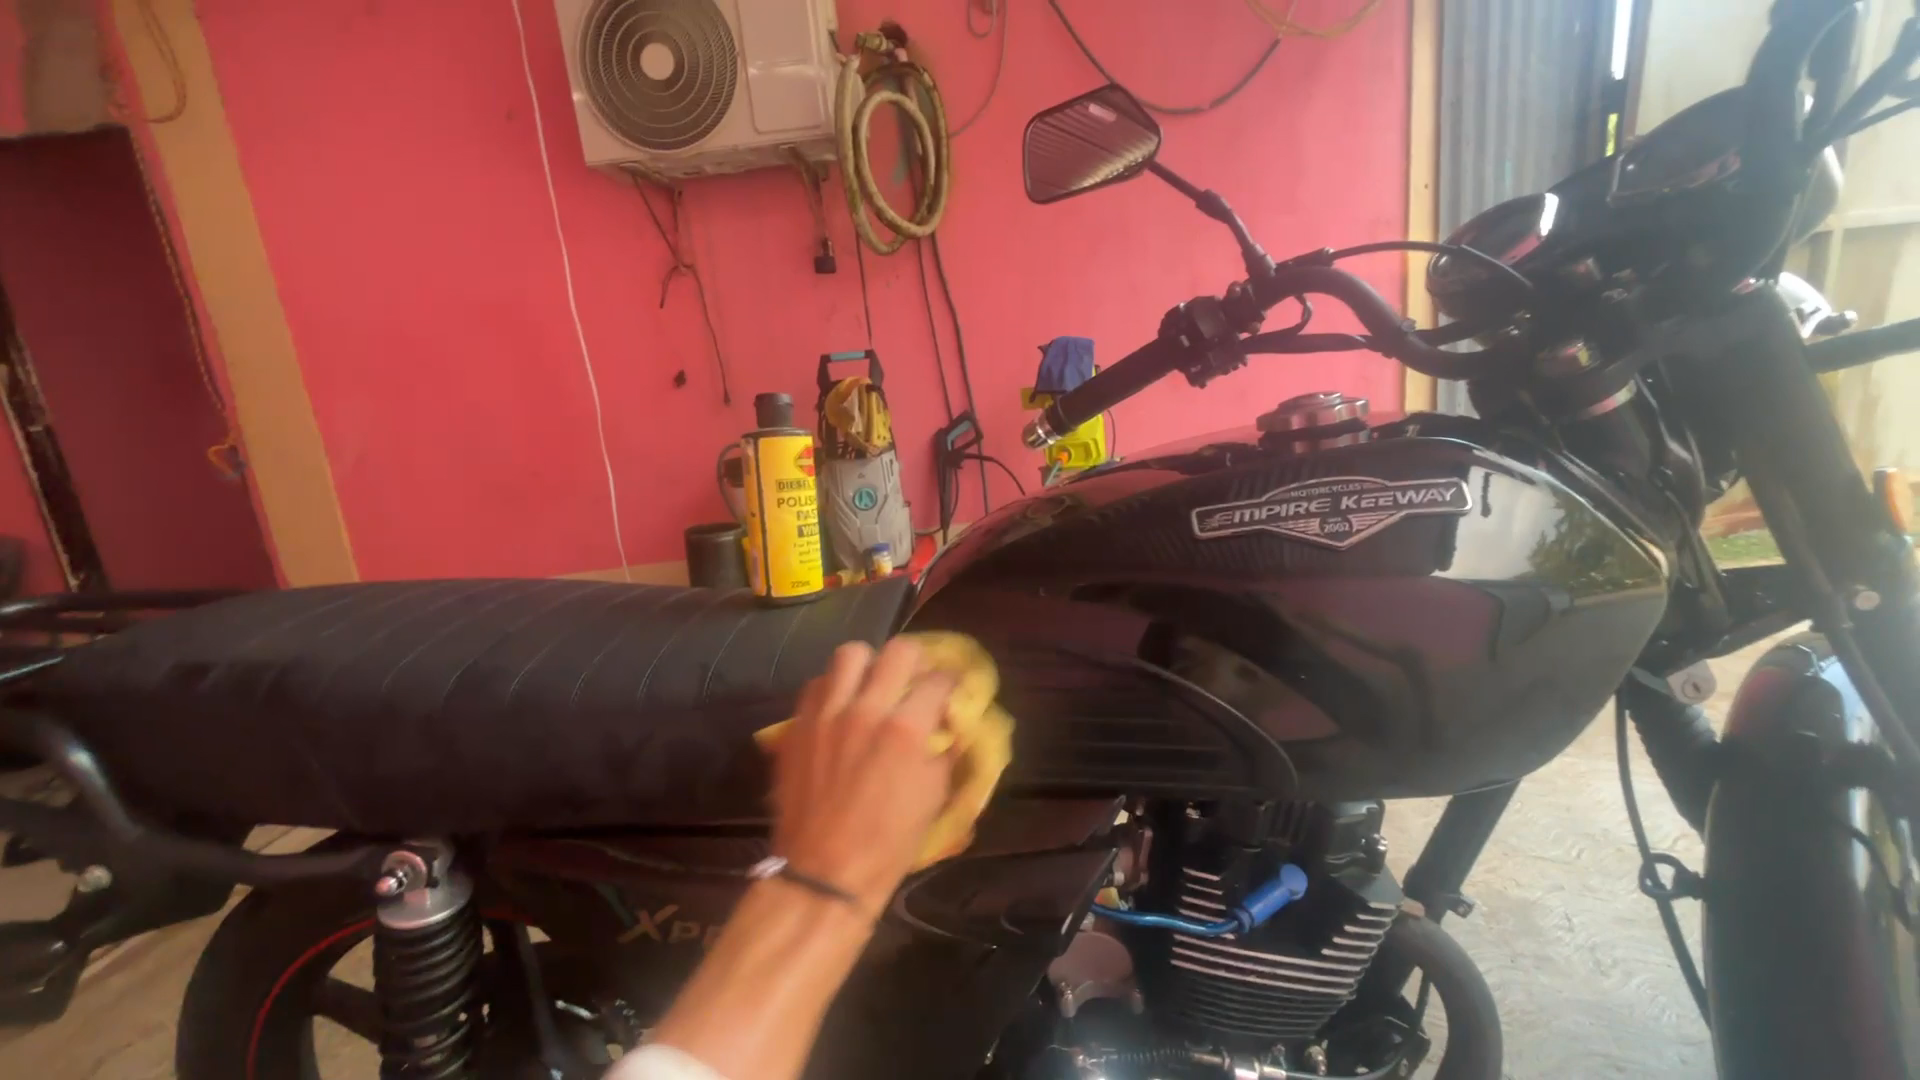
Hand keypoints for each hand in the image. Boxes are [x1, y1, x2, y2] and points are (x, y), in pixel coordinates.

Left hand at [768, 640, 958, 913]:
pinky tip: (840, 706)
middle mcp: (866, 710)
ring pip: (850, 655)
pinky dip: (834, 688)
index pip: (939, 681)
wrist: (823, 871)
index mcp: (905, 730)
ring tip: (873, 683)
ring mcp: (826, 714)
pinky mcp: (798, 725)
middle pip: (898, 651)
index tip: (952, 688)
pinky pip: (817, 684)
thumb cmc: (888, 843)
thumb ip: (944, 753)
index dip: (952, 681)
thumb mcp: (933, 798)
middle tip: (917, 676)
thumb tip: (950, 729)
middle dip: (917, 659)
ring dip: (869, 664)